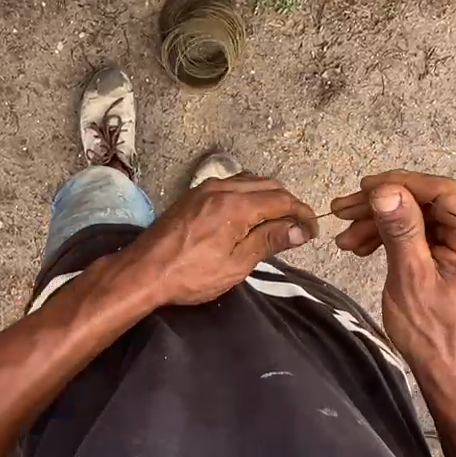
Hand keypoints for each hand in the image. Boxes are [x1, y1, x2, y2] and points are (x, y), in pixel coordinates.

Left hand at [122, 174, 318, 305]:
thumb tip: (300, 230)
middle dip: (288, 204)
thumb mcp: (236, 264)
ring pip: (249, 181)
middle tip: (298, 229)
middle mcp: (221, 189)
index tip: (312, 232)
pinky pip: (230, 185)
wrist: (143, 271)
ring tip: (276, 223)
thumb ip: (269, 241)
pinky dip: (248, 194)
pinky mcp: (193, 196)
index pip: (282, 200)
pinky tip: (249, 215)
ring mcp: (204, 189)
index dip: (303, 214)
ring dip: (268, 197)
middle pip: (268, 185)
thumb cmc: (189, 275)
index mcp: (235, 205)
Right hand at [330, 171, 455, 382]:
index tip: (364, 188)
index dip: (402, 184)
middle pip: (427, 204)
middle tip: (342, 211)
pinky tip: (361, 248)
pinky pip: (418, 236)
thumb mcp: (411, 278)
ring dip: (379, 224)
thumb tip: (385, 190)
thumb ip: (401, 230)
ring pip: (417, 219)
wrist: (444, 371)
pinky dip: (388, 238)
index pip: (443, 193)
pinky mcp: (449, 260)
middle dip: (382, 205)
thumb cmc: (431, 333)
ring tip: (345, 240)